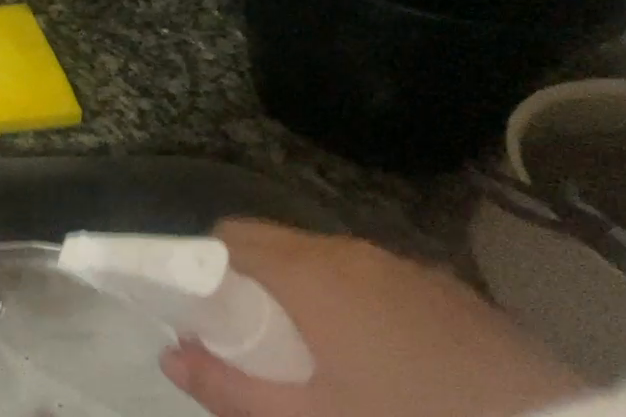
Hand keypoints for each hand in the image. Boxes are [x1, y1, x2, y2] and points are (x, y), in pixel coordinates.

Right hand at [160, 220, 585, 416]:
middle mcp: (351, 252)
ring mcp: (410, 269)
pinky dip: (359, 305)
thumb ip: (228, 388)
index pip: (225, 238)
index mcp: (307, 271)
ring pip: (327, 262)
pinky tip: (386, 362)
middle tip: (255, 344)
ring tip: (320, 358)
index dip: (203, 271)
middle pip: (273, 245)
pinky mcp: (457, 295)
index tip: (204, 318)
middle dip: (250, 284)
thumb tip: (168, 355)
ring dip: (305, 294)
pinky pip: (379, 282)